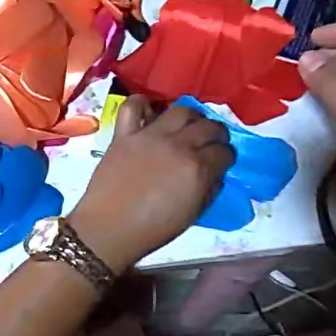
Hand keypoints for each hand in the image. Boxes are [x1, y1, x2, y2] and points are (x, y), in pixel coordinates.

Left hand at [70, 97, 234, 270]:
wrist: (108, 230)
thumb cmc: (153, 229)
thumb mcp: (192, 214)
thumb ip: (209, 189)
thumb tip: (215, 173)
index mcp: (197, 168)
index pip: (224, 152)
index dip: (227, 157)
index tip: (222, 163)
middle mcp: (178, 146)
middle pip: (209, 126)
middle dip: (216, 135)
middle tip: (211, 144)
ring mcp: (150, 136)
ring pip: (180, 110)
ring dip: (191, 117)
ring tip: (187, 127)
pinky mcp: (125, 134)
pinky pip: (134, 106)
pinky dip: (143, 105)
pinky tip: (150, 114)